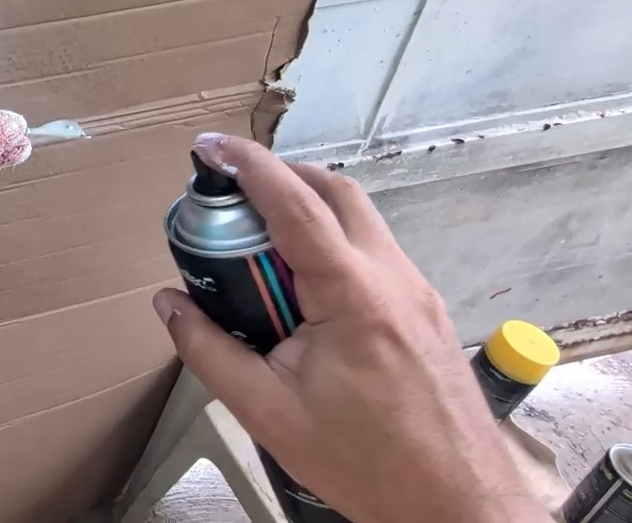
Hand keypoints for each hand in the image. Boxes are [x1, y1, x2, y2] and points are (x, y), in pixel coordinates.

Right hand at [151, 134, 541, 522]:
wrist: (464, 512)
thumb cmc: (368, 465)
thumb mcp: (267, 412)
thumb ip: (209, 349)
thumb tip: (167, 302)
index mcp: (352, 297)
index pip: (294, 204)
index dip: (247, 164)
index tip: (207, 146)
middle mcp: (392, 278)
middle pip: (335, 190)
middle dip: (279, 173)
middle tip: (230, 186)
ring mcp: (415, 291)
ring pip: (359, 214)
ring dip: (306, 202)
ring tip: (257, 232)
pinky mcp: (423, 309)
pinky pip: (371, 246)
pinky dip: (328, 234)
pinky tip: (299, 278)